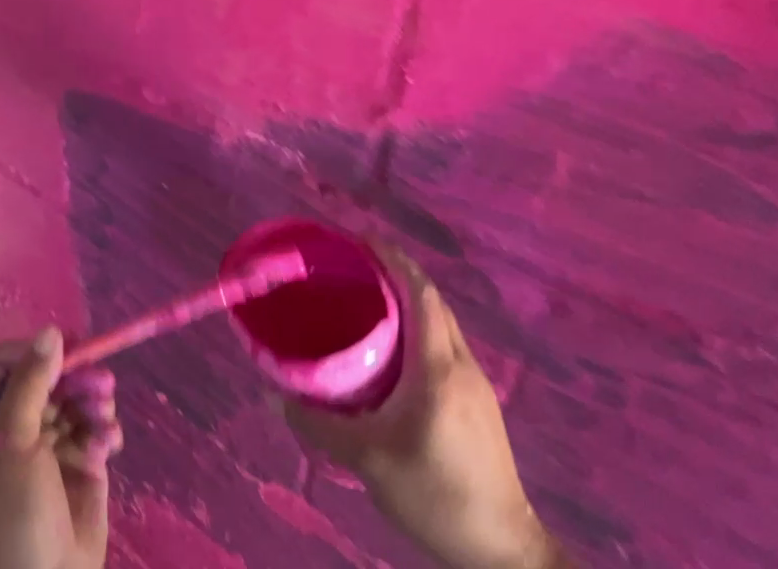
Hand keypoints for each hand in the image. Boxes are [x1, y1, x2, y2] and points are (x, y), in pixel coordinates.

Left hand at [0, 328, 124, 568]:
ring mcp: (55, 442)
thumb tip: (51, 331)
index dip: (39, 350)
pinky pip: (98, 429)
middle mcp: (23, 421)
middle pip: (54, 377)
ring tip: (104, 417)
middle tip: (104, 382)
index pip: (12, 361)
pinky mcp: (85, 462)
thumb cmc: (17, 503)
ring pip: (79, 400)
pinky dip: (105, 431)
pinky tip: (107, 446)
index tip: (71, 344)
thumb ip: (32, 382)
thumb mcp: (15, 437)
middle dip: (78, 376)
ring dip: (95, 402)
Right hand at [285, 243, 567, 568]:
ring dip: (407, 302)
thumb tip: (274, 395)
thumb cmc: (435, 492)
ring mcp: (476, 385)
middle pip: (432, 302)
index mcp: (437, 366)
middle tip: (351, 266)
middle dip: (395, 274)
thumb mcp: (365, 460)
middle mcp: (462, 364)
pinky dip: (416, 330)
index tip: (359, 239)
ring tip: (365, 301)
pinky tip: (390, 352)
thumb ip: (317, 425)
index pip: (420, 293)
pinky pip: (443, 347)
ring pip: (441, 325)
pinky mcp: (478, 404)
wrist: (502, 548)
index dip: (392, 259)